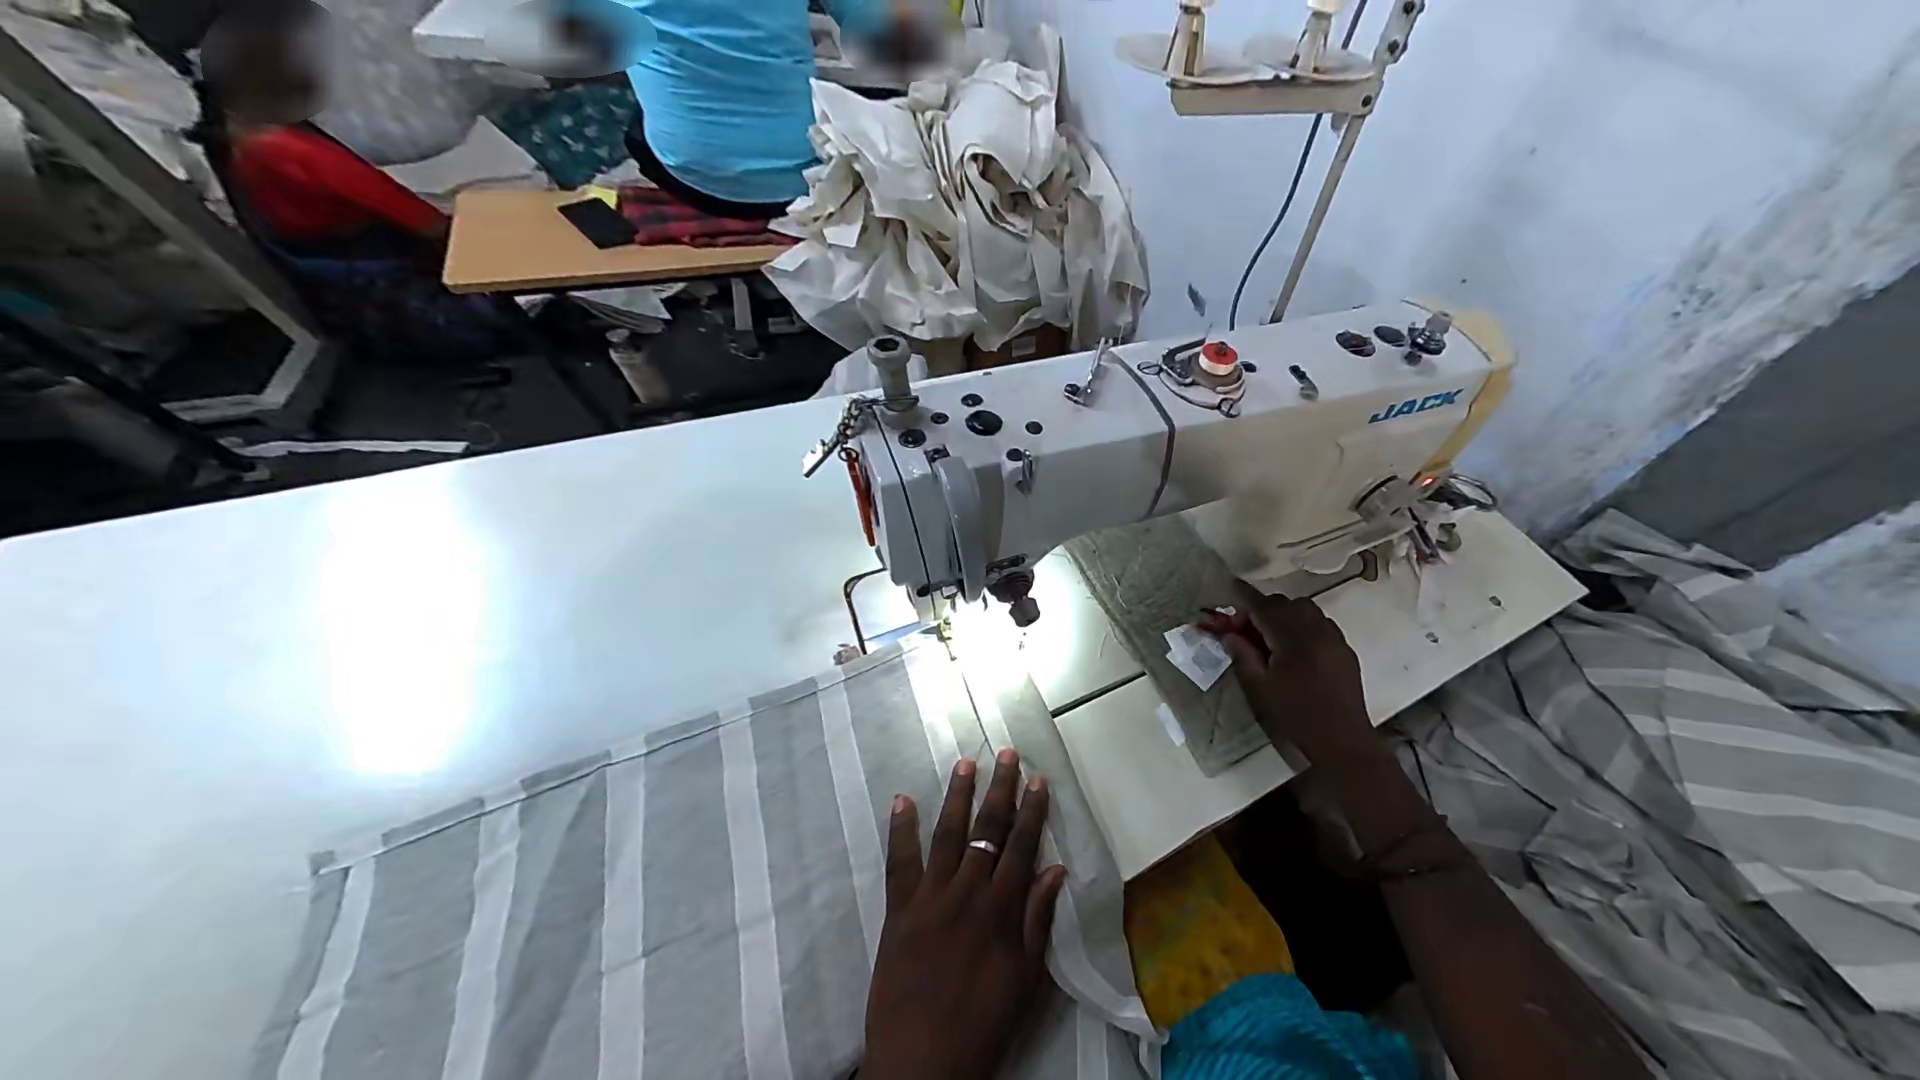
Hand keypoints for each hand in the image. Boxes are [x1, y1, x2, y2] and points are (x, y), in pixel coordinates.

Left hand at [862, 749, 1066, 1079]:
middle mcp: (966, 894)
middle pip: (987, 831)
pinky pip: (899, 861)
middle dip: (999, 790)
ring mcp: (929, 898)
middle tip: (1006, 754)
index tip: (1037, 779)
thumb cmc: (983, 1025)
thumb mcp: (1026, 981)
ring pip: (947, 835)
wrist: (921, 1064)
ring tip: (966, 764)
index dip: (1031, 811)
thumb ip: (1037, 921)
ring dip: (957, 797)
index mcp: (1001, 912)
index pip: (1020, 848)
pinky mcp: (898, 910)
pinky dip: (901, 829)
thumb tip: (1056, 871)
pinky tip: (902, 799)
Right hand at [1206, 580, 1376, 765]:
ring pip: (1306, 610)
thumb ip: (1243, 655)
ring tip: (1269, 635)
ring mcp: (1334, 639)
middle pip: (1286, 604)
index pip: (1264, 607)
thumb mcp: (1259, 687)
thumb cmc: (1295, 715)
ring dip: (1284, 614)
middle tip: (1244, 627)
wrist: (1343, 741)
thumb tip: (1229, 634)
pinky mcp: (1344, 650)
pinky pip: (1320, 623)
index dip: (1245, 595)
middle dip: (1263, 608)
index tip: (1231, 583)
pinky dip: (1302, 624)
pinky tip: (1293, 646)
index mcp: (1293, 638)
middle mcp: (1317, 631)